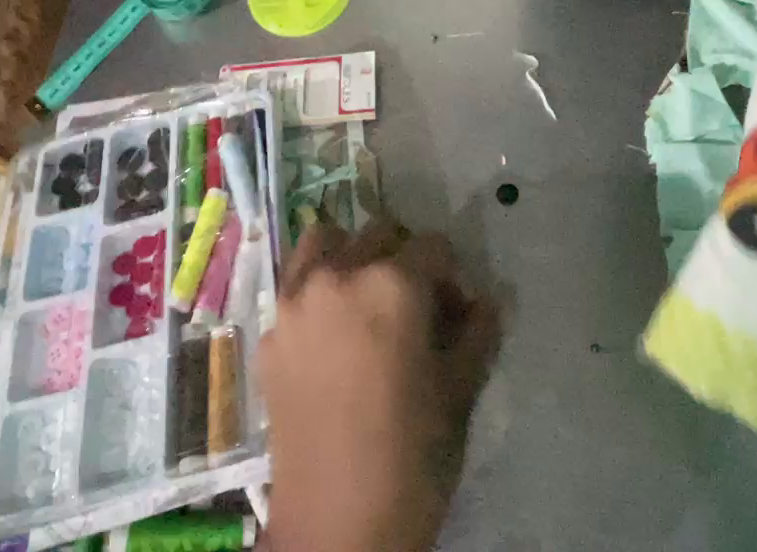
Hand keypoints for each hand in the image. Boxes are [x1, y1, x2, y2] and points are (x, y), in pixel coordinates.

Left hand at [260, 223, 499, 551]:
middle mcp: (337, 276)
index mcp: (392, 284)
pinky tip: (329, 338)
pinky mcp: (268, 333)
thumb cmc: (412, 456)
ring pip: (324, 241)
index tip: (456, 313)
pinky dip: (315, 290)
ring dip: (350, 256)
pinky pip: (293, 285)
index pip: (434, 245)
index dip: (452, 277)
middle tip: (414, 308)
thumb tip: (487, 299)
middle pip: (379, 233)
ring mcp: (294, 301)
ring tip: (363, 302)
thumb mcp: (460, 391)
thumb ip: (479, 330)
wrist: (336, 523)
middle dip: (404, 259)